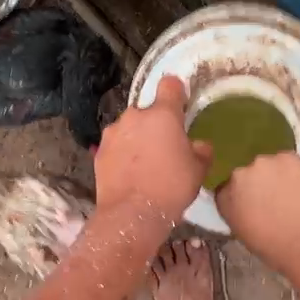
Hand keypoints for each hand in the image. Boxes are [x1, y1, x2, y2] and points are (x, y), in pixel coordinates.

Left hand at [93, 75, 210, 224]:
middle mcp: (135, 117)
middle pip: (148, 112)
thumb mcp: (198, 170)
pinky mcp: (99, 152)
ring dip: (137, 139)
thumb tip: (198, 145)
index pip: (169, 85)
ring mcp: (113, 133)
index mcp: (163, 115)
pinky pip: (116, 146)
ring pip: (130, 129)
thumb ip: (201, 151)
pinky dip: (123, 154)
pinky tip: (130, 174)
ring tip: (145, 164)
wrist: (131, 214)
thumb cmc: (171, 187)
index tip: (180, 105)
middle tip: (165, 148)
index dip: (176, 92)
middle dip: (156, 125)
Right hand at [214, 152, 299, 265]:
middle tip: (273, 201)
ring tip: (291, 194)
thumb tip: (249, 207)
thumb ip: (239, 214)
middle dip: (258, 184)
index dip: (241, 197)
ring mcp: (264, 162)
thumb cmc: (275, 248)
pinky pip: (288, 162)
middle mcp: (240, 174)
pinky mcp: (289, 157)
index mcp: (225, 197)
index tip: (252, 207)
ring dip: (276, 176)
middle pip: (247, 174)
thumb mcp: (244, 235)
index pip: (227, 191)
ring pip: (269, 166)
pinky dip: (294, 172)